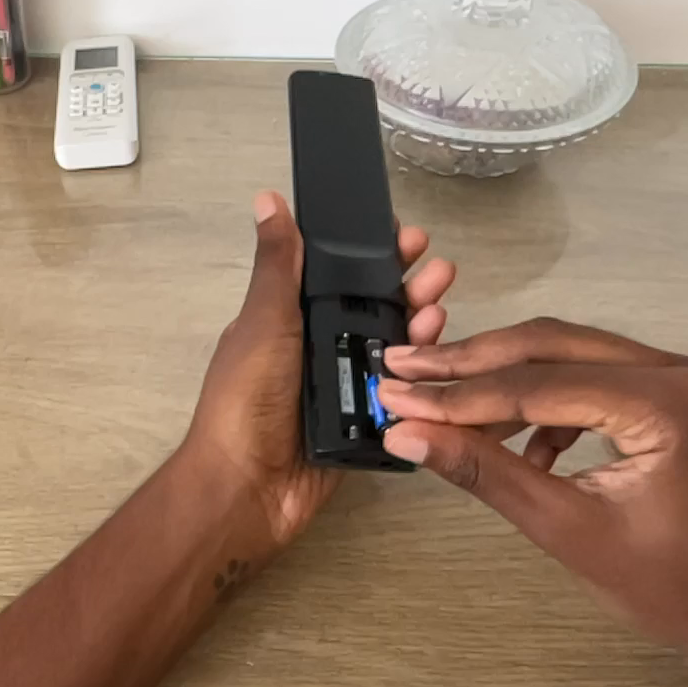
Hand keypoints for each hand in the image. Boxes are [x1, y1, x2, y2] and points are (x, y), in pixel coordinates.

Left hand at [180, 191, 454, 551]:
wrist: (248, 485)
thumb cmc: (245, 398)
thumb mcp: (262, 321)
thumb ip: (276, 265)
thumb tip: (268, 201)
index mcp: (288, 322)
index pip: (337, 278)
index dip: (370, 255)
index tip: (403, 234)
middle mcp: (318, 350)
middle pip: (372, 309)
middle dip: (406, 284)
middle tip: (438, 267)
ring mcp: (343, 388)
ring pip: (391, 348)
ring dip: (420, 321)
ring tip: (442, 298)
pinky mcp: (364, 424)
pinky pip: (399, 392)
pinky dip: (422, 372)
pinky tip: (439, 350)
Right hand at [375, 318, 687, 654]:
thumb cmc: (664, 584)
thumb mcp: (562, 528)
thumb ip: (482, 470)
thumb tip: (403, 433)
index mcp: (667, 403)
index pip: (536, 387)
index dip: (455, 395)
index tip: (392, 394)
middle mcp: (676, 369)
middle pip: (546, 347)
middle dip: (466, 363)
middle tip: (399, 369)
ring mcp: (674, 373)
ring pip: (559, 353)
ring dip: (493, 376)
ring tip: (434, 398)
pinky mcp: (663, 388)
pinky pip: (580, 375)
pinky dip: (533, 399)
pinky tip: (507, 437)